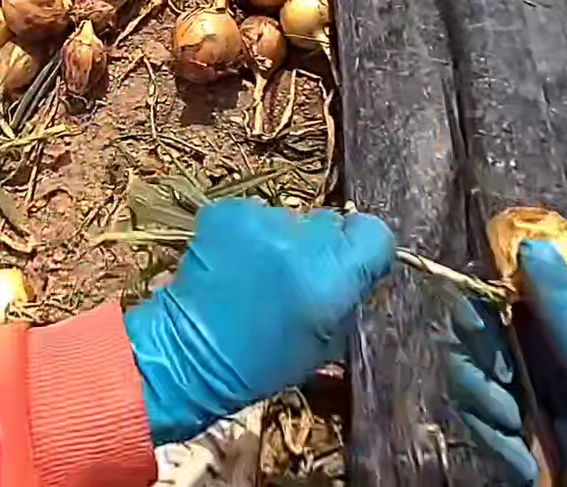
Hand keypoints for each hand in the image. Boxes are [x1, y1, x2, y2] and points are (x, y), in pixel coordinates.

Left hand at [123, 199, 395, 442]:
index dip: (365, 246)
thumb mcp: (327, 340)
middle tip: (299, 273)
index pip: (373, 232)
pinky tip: (237, 261)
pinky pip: (256, 212)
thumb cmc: (266, 357)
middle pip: (330, 221)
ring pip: (291, 217)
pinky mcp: (229, 208)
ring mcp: (261, 218)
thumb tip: (361, 262)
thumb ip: (349, 294)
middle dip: (321, 244)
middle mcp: (299, 238)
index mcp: (330, 275)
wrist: (193, 348)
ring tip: (260, 272)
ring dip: (284, 238)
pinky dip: (251, 232)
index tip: (352, 261)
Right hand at [446, 241, 566, 485]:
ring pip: (464, 373)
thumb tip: (530, 242)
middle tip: (504, 378)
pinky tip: (523, 461)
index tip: (486, 315)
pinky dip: (489, 438)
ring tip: (515, 429)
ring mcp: (519, 404)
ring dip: (479, 396)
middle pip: (470, 329)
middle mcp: (532, 360)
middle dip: (474, 350)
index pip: (498, 292)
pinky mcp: (506, 445)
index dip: (480, 296)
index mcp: (557, 335)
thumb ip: (565, 311)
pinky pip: (472, 422)